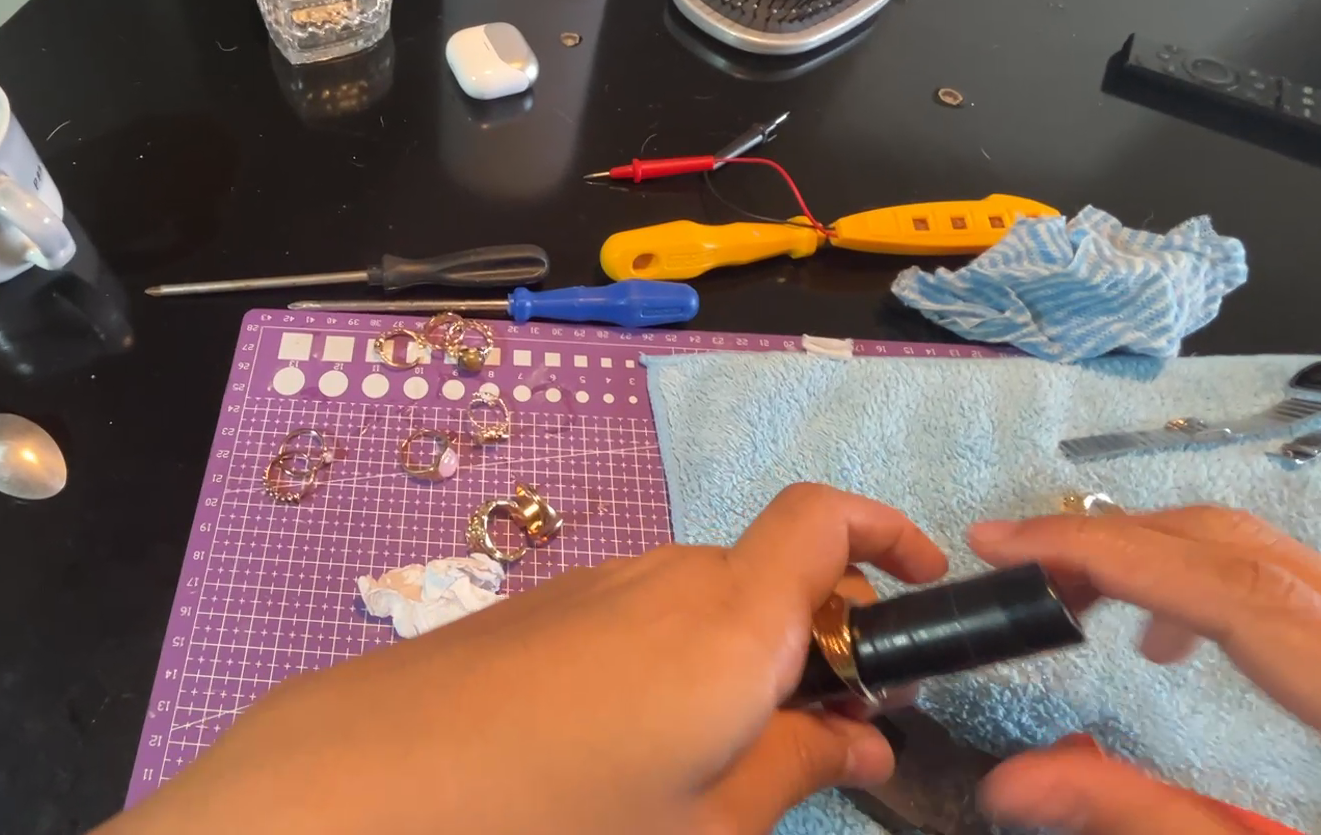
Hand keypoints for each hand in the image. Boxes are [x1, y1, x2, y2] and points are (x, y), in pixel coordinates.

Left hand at [106, 485, 947, 834]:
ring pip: (714, 589)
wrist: (396, 760)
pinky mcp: (564, 594)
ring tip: (737, 740)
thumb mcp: (705, 818)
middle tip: (830, 724)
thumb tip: (862, 736)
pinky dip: (688, 642)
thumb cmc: (569, 806)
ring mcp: (610, 577)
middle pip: (775, 566)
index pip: (821, 516)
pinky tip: (653, 721)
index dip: (884, 531)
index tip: (924, 585)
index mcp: (730, 619)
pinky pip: (653, 602)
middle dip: (825, 627)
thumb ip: (796, 766)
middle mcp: (672, 573)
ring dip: (752, 642)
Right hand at [968, 506, 1320, 831]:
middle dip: (1108, 541)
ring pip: (1267, 556)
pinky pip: (1292, 587)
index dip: (1104, 553)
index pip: (1240, 596)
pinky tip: (1161, 637)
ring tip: (1067, 594)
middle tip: (1016, 567)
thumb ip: (1156, 826)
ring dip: (1146, 556)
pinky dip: (1197, 583)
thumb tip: (1012, 782)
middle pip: (1246, 552)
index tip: (999, 544)